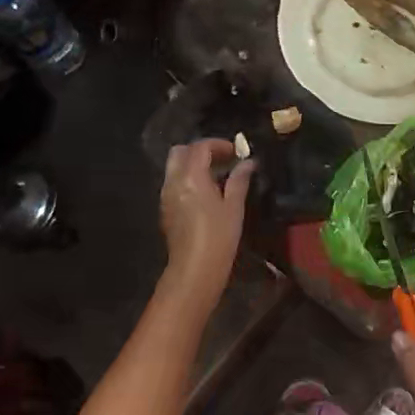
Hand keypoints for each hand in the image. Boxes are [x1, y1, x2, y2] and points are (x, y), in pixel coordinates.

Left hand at [159, 139, 253, 303]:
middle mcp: (173, 181)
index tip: (236, 152)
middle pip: (181, 152)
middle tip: (223, 161)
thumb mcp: (234, 207)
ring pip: (175, 168)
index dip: (219, 145)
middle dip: (201, 151)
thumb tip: (248, 163)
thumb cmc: (219, 237)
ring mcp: (166, 195)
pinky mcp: (165, 209)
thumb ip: (239, 180)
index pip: (200, 147)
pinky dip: (188, 180)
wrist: (194, 269)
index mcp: (191, 176)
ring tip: (218, 178)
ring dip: (193, 165)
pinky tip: (206, 194)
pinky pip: (174, 184)